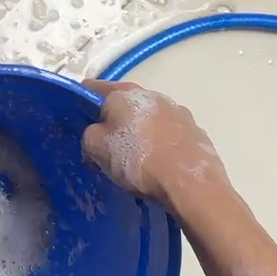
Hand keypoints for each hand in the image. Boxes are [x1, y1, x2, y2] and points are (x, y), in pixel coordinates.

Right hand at [81, 80, 230, 213]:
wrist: (192, 187)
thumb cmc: (137, 161)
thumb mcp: (94, 148)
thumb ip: (89, 134)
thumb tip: (97, 135)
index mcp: (123, 93)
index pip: (91, 88)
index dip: (81, 104)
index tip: (79, 123)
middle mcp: (152, 94)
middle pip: (123, 103)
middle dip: (113, 119)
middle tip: (106, 145)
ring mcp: (179, 112)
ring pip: (148, 118)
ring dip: (139, 131)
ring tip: (136, 158)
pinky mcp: (197, 132)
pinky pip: (170, 133)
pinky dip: (161, 143)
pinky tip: (160, 165)